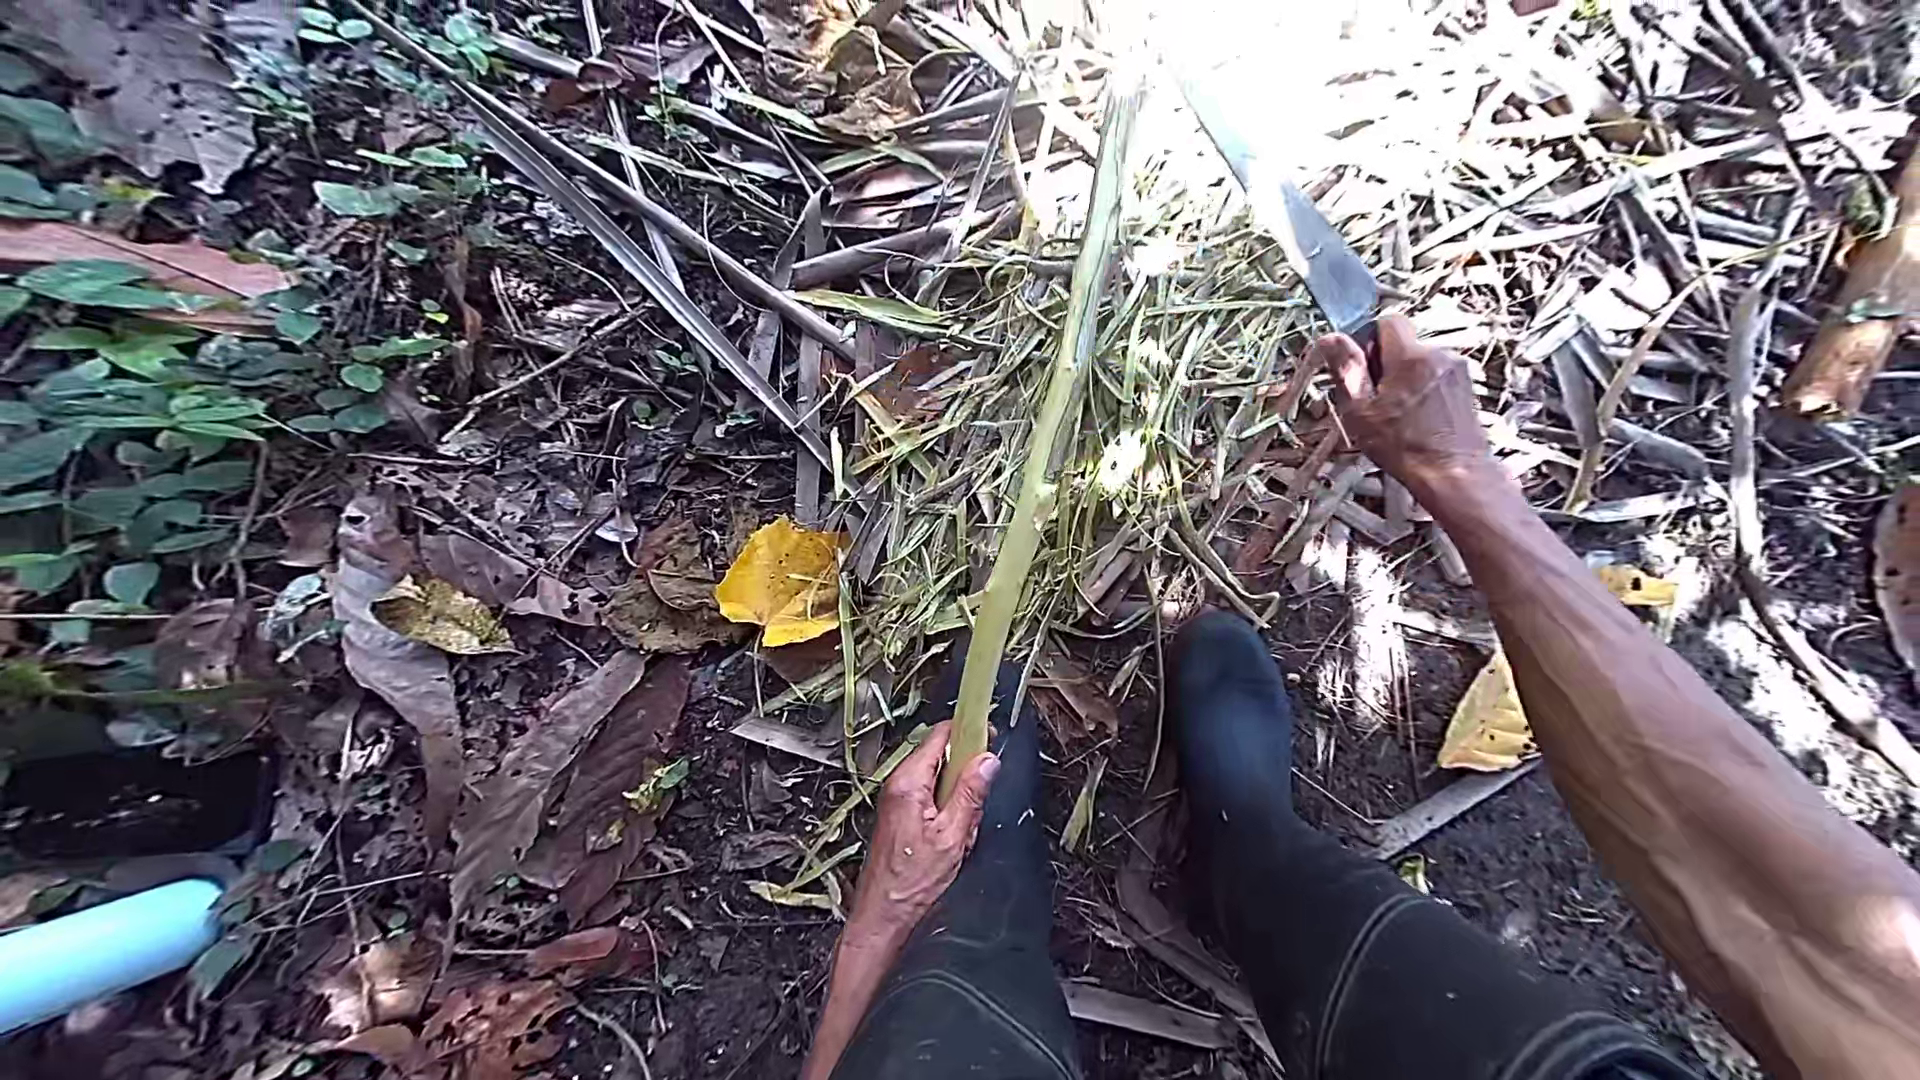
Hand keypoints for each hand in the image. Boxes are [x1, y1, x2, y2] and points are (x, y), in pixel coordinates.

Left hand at [843, 720, 999, 947]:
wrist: (882, 919)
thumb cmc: (909, 885)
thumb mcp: (952, 837)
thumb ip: (970, 793)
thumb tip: (988, 761)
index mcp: (908, 782)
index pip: (939, 735)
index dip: (967, 732)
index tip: (988, 737)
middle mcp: (898, 783)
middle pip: (940, 753)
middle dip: (965, 770)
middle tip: (977, 798)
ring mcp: (897, 797)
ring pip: (937, 775)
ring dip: (957, 793)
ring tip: (962, 826)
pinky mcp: (899, 811)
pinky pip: (930, 794)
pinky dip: (946, 807)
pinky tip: (952, 835)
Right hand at [1315, 315, 1505, 507]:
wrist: (1452, 471)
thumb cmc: (1403, 446)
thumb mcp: (1360, 409)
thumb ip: (1346, 369)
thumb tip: (1330, 339)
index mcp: (1410, 357)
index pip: (1386, 321)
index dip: (1367, 340)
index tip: (1358, 367)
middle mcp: (1439, 355)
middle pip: (1401, 342)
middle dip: (1381, 363)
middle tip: (1370, 397)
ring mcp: (1455, 370)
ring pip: (1417, 359)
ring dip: (1399, 377)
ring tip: (1390, 412)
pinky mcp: (1464, 385)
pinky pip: (1433, 373)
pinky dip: (1417, 388)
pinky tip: (1410, 416)